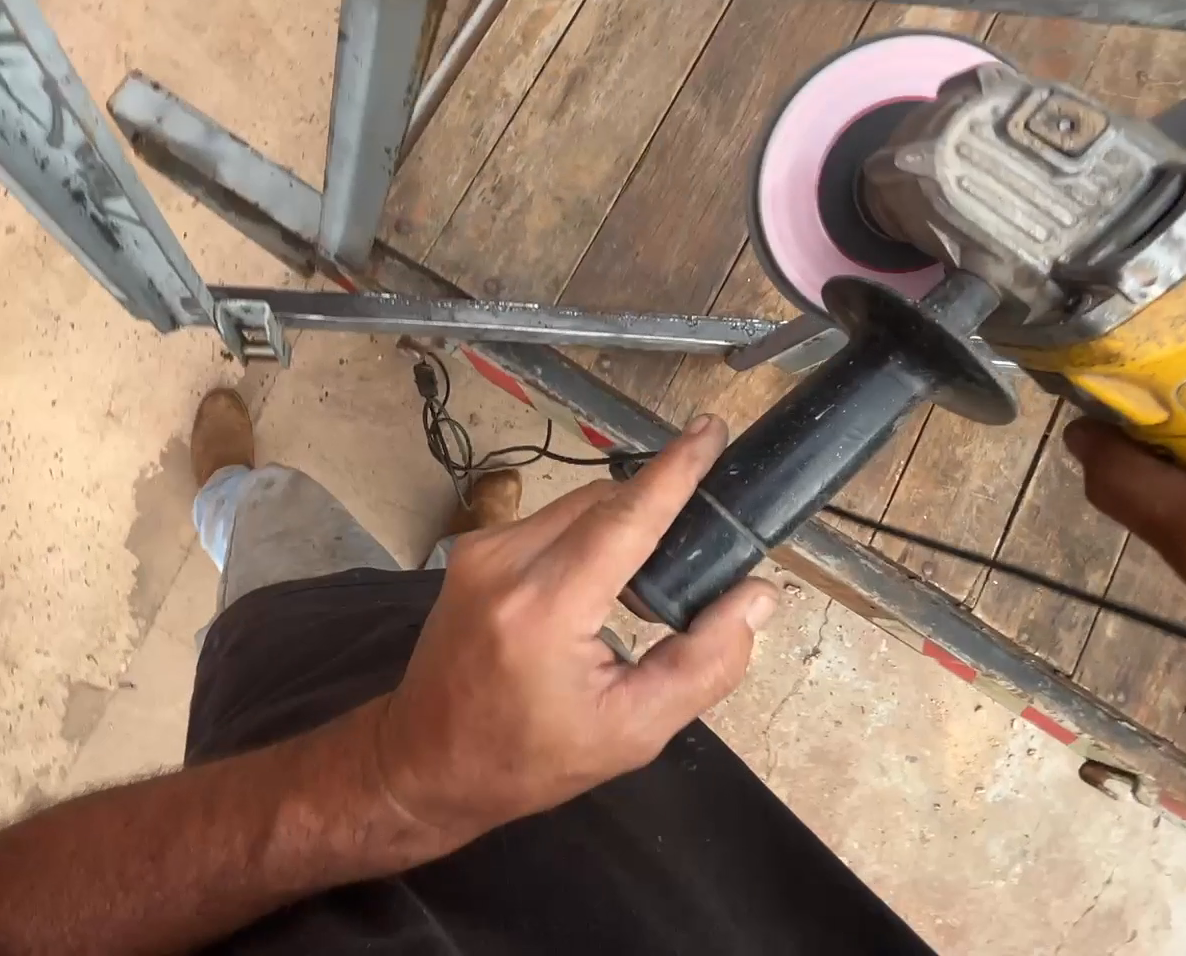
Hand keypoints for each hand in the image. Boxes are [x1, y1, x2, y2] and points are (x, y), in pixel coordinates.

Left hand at [368, 415, 778, 846]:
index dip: (674, 470)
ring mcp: (480, 549)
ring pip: (573, 507)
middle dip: (654, 511)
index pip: (624, 518)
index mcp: (544, 606)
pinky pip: (546, 523)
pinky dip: (583, 538)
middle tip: (691, 555)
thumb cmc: (529, 757)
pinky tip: (596, 584)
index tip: (710, 428)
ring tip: (641, 590)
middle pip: (601, 503)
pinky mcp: (472, 550)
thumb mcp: (631, 730)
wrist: (427, 757)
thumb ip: (705, 662)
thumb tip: (757, 595)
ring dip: (618, 528)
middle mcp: (504, 560)